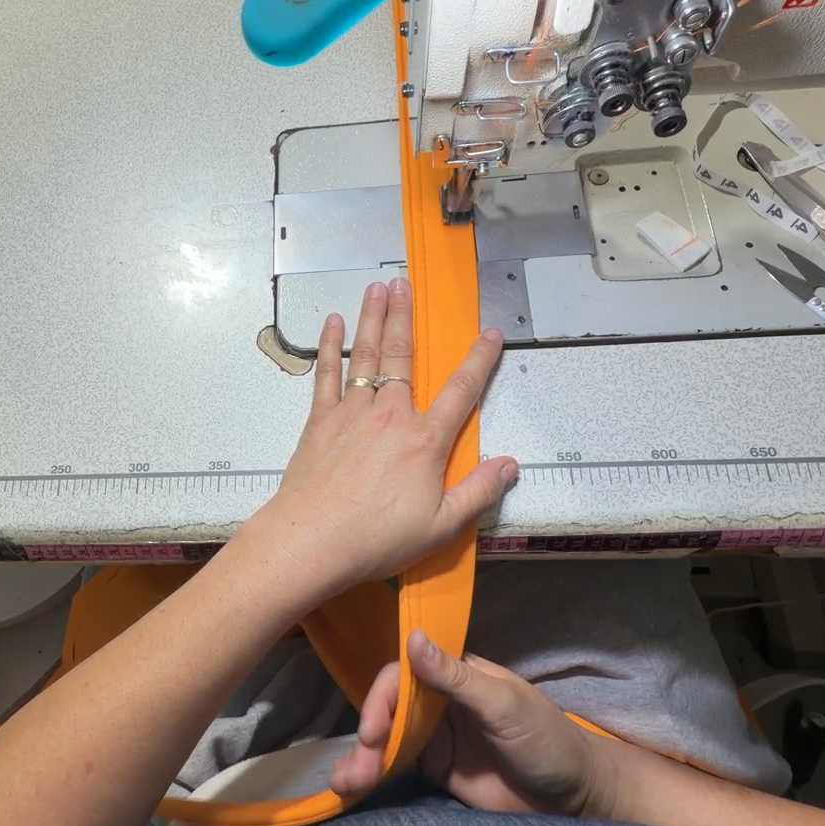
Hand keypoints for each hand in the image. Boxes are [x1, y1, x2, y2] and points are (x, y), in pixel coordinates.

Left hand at [240, 278, 517, 593]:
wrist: (313, 540)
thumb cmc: (376, 538)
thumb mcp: (442, 526)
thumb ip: (479, 492)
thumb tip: (510, 466)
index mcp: (424, 441)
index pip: (461, 391)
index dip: (479, 360)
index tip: (490, 334)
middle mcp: (389, 416)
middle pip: (402, 356)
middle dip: (405, 317)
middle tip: (405, 284)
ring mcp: (351, 413)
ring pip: (365, 355)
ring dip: (372, 319)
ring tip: (377, 288)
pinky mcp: (320, 421)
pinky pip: (326, 375)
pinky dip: (330, 347)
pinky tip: (333, 323)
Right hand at [329, 629, 621, 817]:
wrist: (578, 800)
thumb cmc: (547, 739)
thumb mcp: (504, 705)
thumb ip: (456, 677)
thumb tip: (412, 637)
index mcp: (453, 674)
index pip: (402, 677)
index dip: (381, 700)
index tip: (373, 732)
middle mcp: (436, 701)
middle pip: (387, 710)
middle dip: (367, 737)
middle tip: (356, 770)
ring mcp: (434, 737)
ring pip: (386, 740)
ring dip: (362, 758)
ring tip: (345, 784)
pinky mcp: (435, 771)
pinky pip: (397, 768)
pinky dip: (373, 775)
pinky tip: (353, 788)